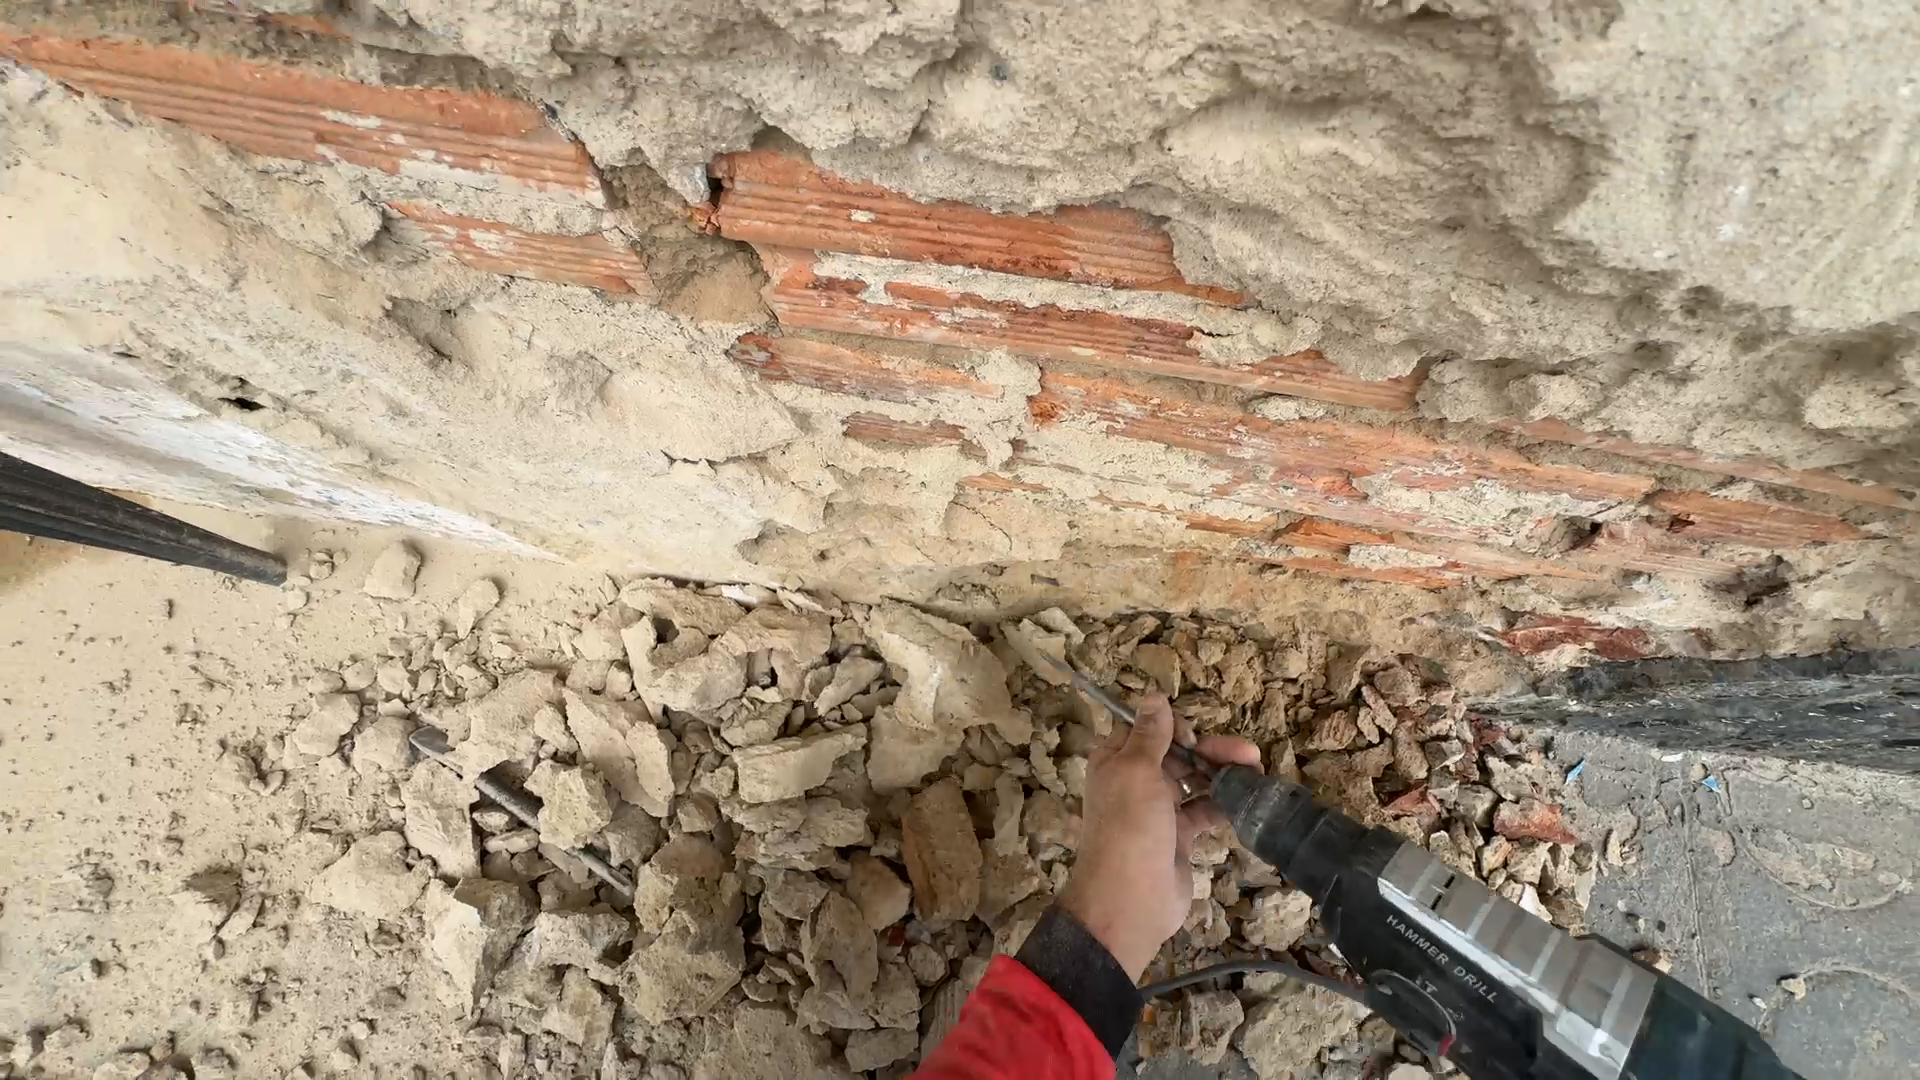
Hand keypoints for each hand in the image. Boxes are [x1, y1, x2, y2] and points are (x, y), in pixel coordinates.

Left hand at [1056, 692, 1261, 980]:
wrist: (1129, 900)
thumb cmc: (1129, 826)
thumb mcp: (1137, 771)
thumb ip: (1150, 734)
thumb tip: (1154, 695)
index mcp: (1115, 758)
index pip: (1147, 728)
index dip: (1173, 726)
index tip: (1193, 737)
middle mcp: (1134, 778)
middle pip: (1177, 752)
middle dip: (1210, 749)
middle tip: (1248, 751)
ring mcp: (1157, 807)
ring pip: (1193, 779)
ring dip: (1222, 773)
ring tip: (1256, 770)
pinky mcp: (1178, 833)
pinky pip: (1204, 809)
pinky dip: (1224, 804)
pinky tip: (1248, 801)